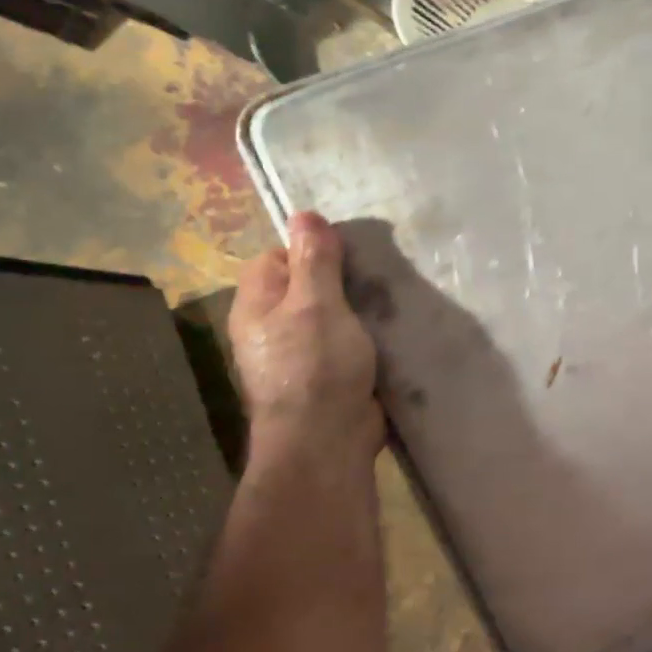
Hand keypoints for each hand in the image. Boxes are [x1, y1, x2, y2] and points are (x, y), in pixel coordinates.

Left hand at [229, 212, 382, 460]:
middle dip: (343, 279)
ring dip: (361, 309)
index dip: (312, 250)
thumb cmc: (316, 366)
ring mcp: (301, 354)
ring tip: (394, 301)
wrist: (326, 436)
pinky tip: (393, 334)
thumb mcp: (317, 305)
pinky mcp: (330, 375)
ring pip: (332, 316)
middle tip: (381, 276)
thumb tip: (304, 214)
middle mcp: (273, 327)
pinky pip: (350, 343)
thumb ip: (314, 262)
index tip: (353, 254)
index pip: (278, 258)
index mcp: (258, 306)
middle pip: (307, 287)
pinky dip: (370, 336)